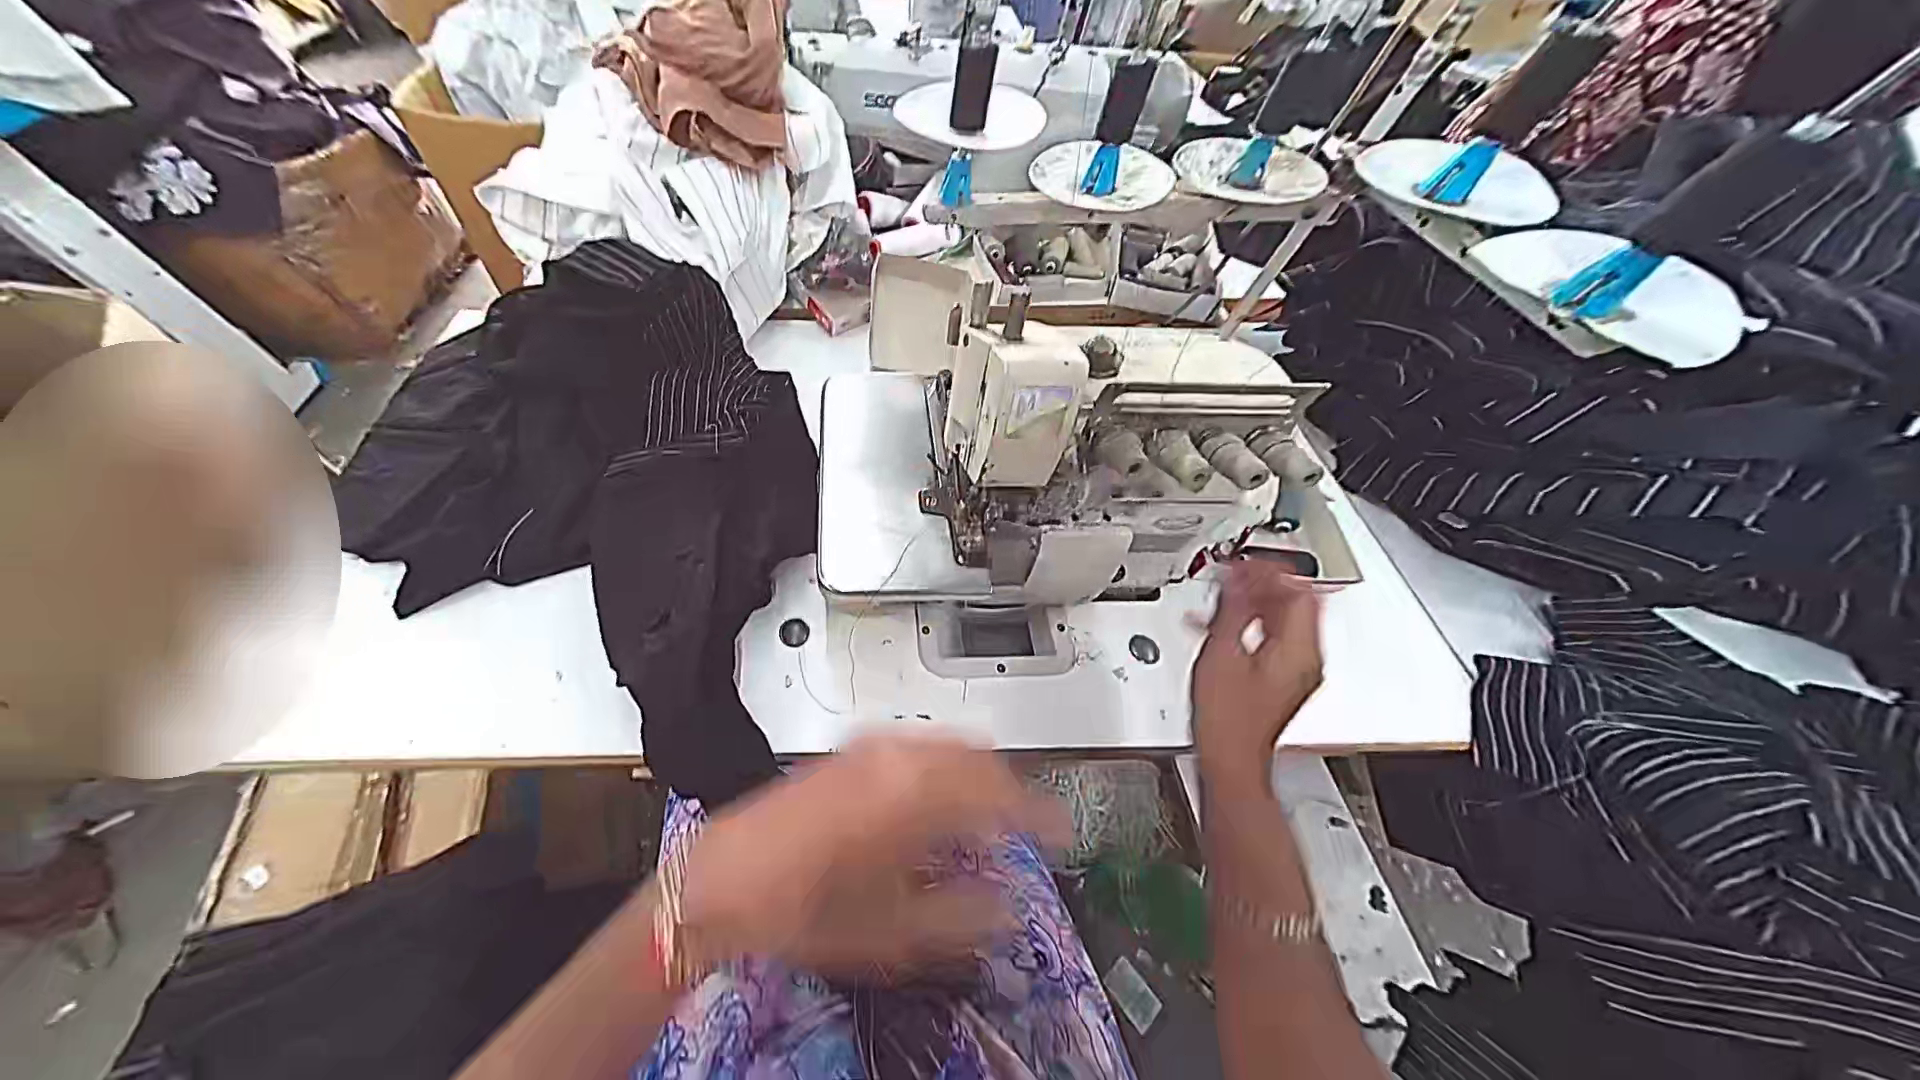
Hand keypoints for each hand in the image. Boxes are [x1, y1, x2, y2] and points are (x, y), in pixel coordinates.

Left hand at [675, 733, 1064, 974]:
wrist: (722, 877)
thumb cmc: (796, 906)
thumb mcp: (890, 929)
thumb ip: (961, 914)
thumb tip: (1007, 904)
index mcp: (913, 795)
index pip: (1001, 789)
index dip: (1040, 811)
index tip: (1060, 829)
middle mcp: (898, 756)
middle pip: (983, 757)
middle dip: (1012, 791)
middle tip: (1023, 828)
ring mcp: (875, 745)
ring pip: (955, 744)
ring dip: (980, 776)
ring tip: (984, 820)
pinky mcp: (856, 747)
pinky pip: (924, 744)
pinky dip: (948, 767)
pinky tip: (938, 803)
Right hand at [1192, 561, 1323, 789]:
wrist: (1230, 758)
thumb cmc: (1228, 719)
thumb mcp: (1221, 653)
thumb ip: (1231, 611)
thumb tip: (1236, 580)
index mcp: (1299, 649)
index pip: (1298, 592)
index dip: (1272, 570)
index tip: (1248, 562)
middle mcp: (1305, 659)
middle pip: (1294, 604)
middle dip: (1262, 583)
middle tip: (1236, 572)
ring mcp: (1295, 671)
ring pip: (1282, 620)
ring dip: (1254, 602)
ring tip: (1226, 591)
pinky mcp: (1281, 679)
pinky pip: (1272, 639)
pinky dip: (1250, 623)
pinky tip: (1222, 621)